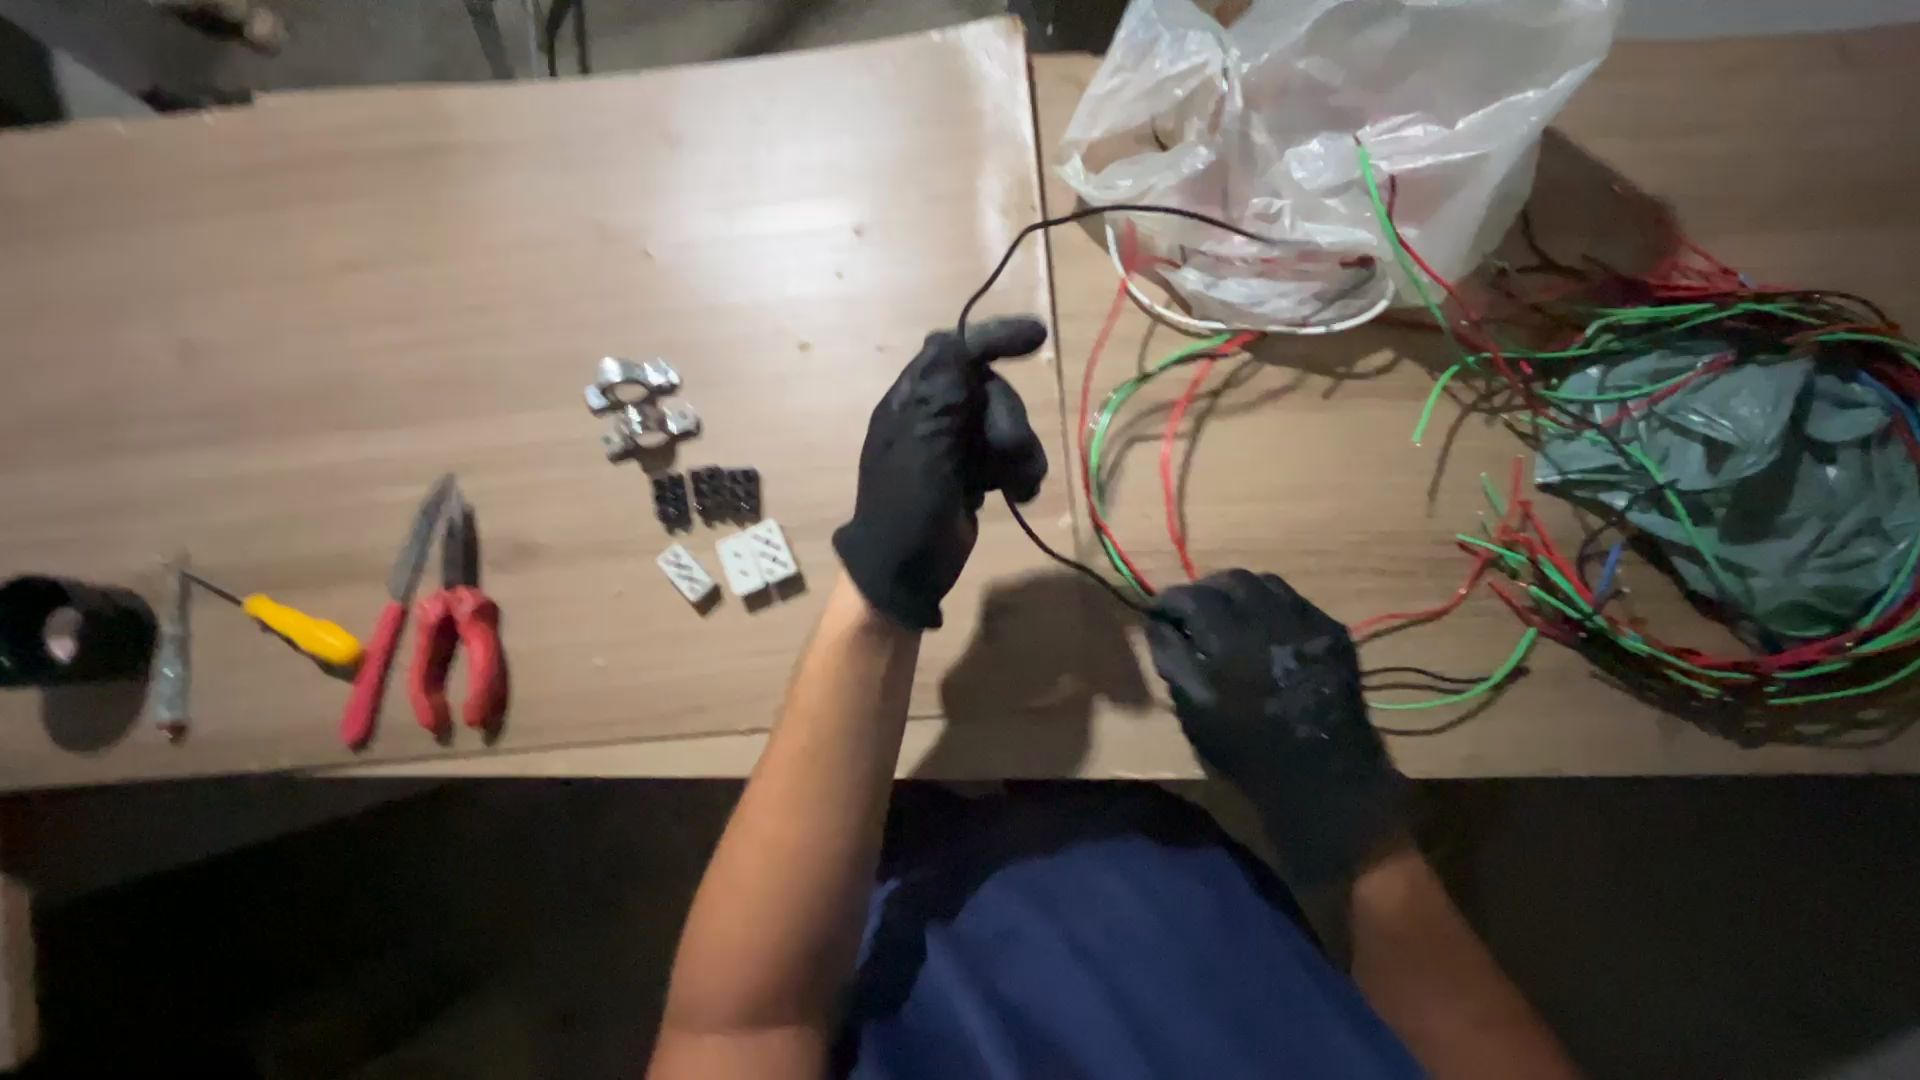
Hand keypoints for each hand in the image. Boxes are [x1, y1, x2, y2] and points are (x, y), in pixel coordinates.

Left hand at [832, 317, 1048, 629]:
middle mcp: (934, 415)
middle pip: (990, 391)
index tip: (1036, 337)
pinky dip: (1020, 472)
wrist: (905, 570)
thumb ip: (940, 389)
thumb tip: (957, 334)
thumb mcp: (922, 442)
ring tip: (1018, 484)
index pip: (954, 351)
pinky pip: (1008, 455)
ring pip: (1005, 424)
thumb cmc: (906, 505)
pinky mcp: (973, 472)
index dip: (994, 338)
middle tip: (1008, 453)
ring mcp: (955, 445)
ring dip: (1020, 453)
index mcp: (912, 400)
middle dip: (1008, 421)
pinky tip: (1019, 493)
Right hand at [1146, 569, 1406, 886]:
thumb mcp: (1193, 707)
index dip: (1168, 600)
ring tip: (1227, 615)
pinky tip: (1264, 629)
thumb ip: (1170, 656)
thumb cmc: (1246, 747)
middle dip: (1204, 590)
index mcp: (1230, 638)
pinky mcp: (1333, 632)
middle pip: (1230, 579)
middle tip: (1191, 611)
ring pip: (1265, 582)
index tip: (1157, 611)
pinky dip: (1271, 605)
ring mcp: (1308, 622)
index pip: (1190, 596)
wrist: (1322, 776)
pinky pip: (1295, 601)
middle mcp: (1271, 618)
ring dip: (1239, 593)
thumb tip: (1155, 622)